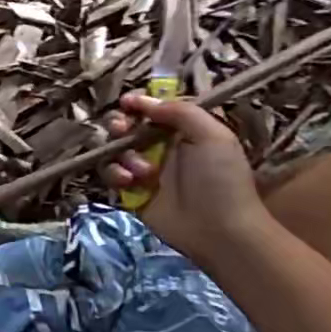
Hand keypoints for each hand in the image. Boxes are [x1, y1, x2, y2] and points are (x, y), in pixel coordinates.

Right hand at [104, 93, 273, 260]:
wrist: (219, 230)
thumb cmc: (220, 179)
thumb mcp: (213, 135)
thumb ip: (180, 111)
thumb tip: (144, 101)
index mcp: (183, 130)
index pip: (154, 108)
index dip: (138, 102)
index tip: (127, 102)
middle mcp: (161, 146)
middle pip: (128, 125)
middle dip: (120, 124)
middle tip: (122, 130)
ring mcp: (143, 169)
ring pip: (115, 148)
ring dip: (122, 154)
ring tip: (140, 171)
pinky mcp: (130, 191)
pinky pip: (110, 173)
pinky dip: (114, 173)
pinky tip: (129, 182)